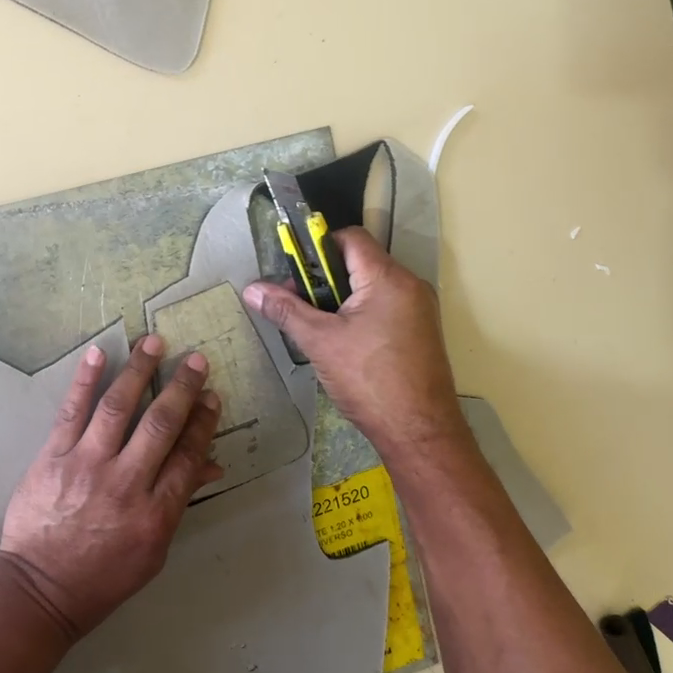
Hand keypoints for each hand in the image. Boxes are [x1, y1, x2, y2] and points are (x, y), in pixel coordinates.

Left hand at [0, 335, 223, 638]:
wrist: (41, 588)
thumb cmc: (103, 575)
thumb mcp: (152, 550)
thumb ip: (178, 502)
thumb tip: (210, 464)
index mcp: (155, 514)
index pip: (186, 456)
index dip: (203, 422)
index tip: (212, 395)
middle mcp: (125, 484)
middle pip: (160, 425)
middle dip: (181, 388)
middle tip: (196, 359)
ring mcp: (86, 466)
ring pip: (118, 407)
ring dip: (139, 370)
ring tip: (154, 342)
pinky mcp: (53, 456)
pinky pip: (72, 410)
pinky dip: (85, 379)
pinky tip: (98, 352)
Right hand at [243, 227, 467, 457]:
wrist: (420, 434)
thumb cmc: (369, 380)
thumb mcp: (319, 341)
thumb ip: (285, 309)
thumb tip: (252, 289)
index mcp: (388, 278)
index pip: (350, 238)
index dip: (318, 244)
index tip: (293, 268)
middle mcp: (409, 286)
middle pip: (359, 261)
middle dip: (323, 276)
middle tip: (296, 300)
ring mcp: (418, 310)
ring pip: (370, 286)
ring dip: (339, 297)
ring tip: (314, 324)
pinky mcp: (419, 332)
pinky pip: (383, 306)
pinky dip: (358, 313)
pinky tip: (339, 340)